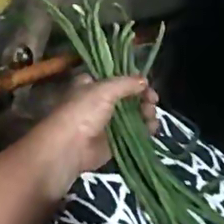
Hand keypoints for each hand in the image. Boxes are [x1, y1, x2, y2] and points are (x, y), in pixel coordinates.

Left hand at [18, 75, 156, 203]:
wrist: (71, 146)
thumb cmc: (83, 111)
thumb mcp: (103, 90)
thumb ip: (125, 84)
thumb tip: (144, 80)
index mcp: (92, 84)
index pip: (116, 78)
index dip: (132, 80)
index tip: (146, 83)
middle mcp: (100, 101)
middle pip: (128, 96)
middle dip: (142, 97)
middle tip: (152, 101)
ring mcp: (108, 121)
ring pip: (134, 114)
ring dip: (146, 113)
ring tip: (151, 115)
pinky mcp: (116, 140)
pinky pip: (135, 132)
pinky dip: (146, 129)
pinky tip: (152, 128)